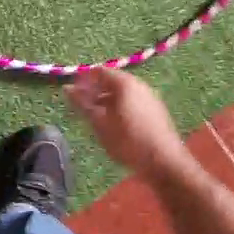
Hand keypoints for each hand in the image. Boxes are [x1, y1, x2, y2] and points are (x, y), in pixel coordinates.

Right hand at [66, 68, 192, 181]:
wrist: (166, 162)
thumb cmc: (128, 141)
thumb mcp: (100, 123)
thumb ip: (83, 103)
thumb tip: (67, 88)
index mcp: (125, 83)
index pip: (99, 71)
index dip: (83, 79)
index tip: (72, 92)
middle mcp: (139, 85)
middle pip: (111, 81)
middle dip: (94, 91)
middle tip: (80, 106)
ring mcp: (150, 97)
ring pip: (122, 93)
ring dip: (106, 100)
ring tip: (95, 117)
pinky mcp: (156, 111)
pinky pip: (132, 102)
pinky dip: (119, 107)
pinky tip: (114, 124)